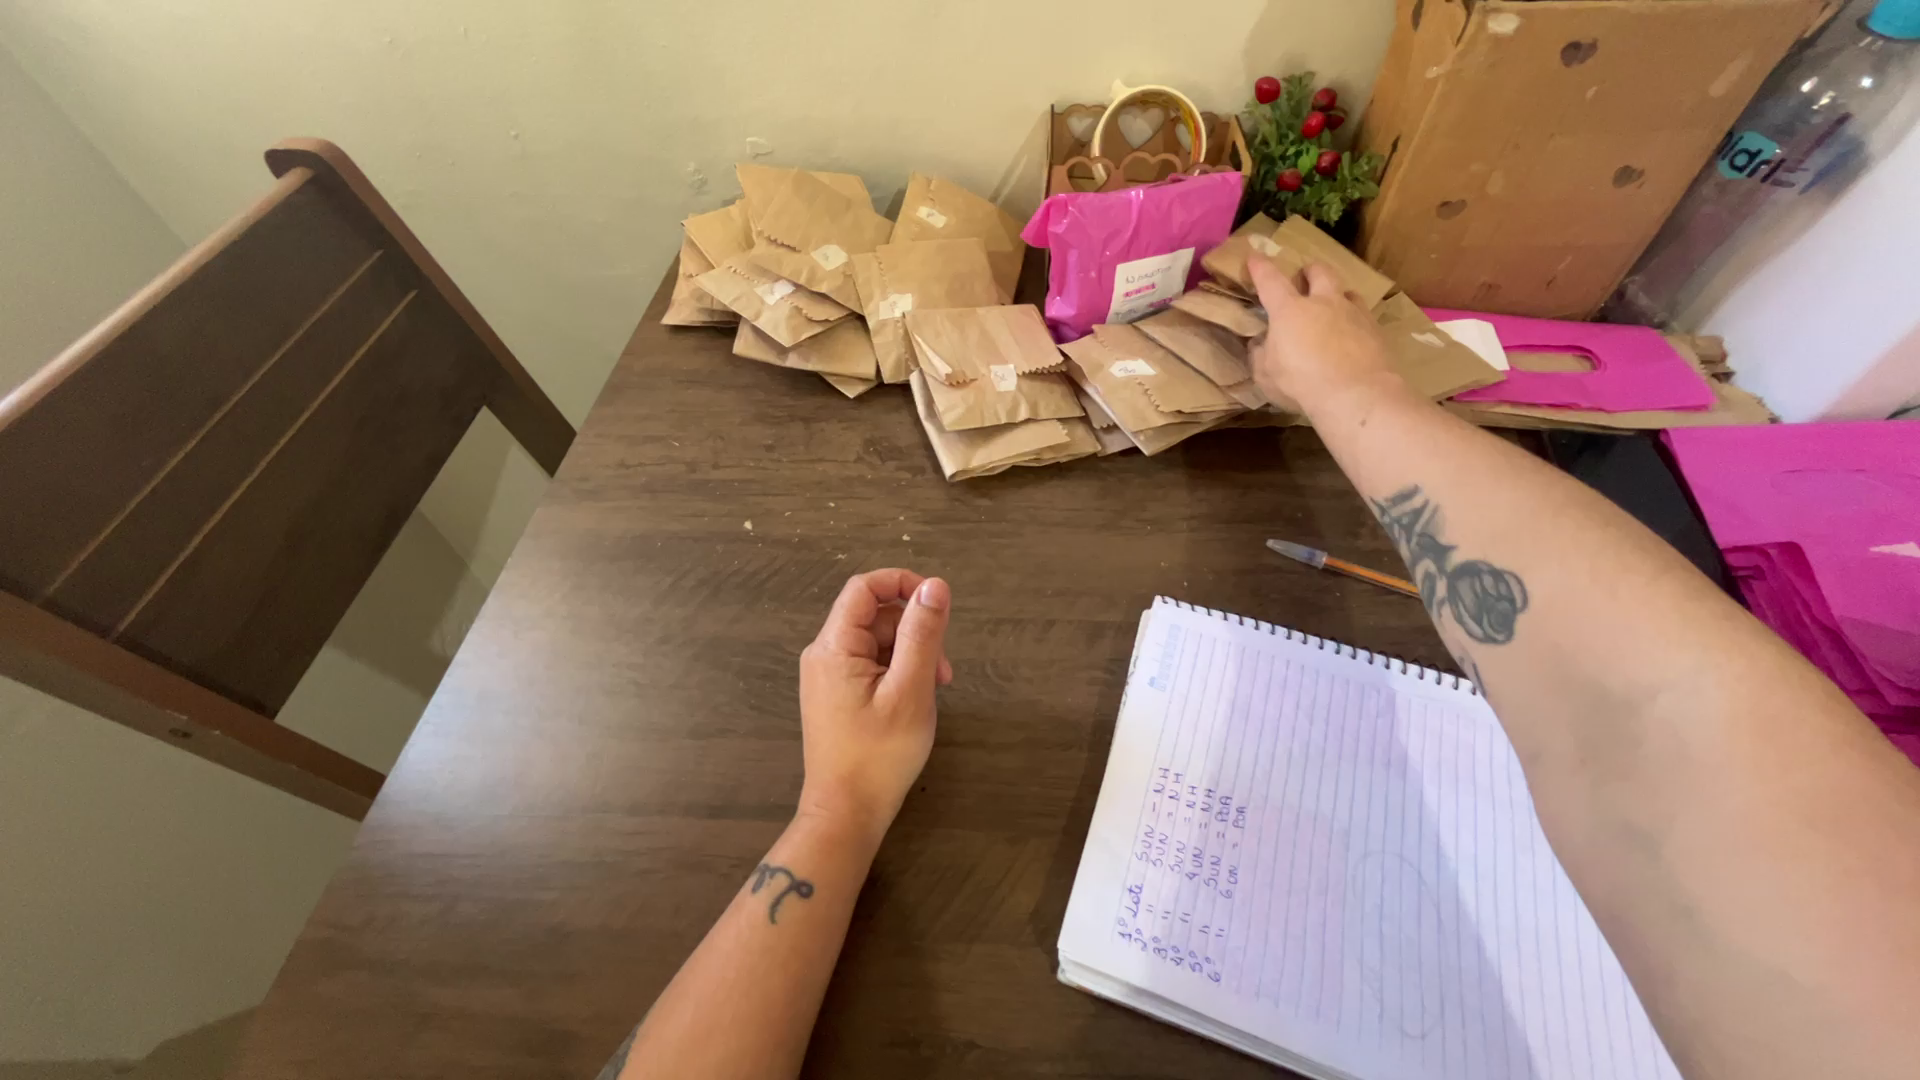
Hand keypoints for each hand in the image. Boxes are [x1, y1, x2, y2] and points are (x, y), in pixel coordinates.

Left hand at [796, 569, 952, 842]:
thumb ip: (923, 634)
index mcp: (834, 647)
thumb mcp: (910, 690)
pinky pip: (872, 665)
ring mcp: (829, 676)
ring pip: (878, 642)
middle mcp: (824, 654)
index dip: (902, 584)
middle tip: (942, 671)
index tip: (938, 603)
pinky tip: (916, 700)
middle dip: (915, 631)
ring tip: (934, 690)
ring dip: (911, 655)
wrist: (847, 815)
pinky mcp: (838, 695)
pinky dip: (898, 673)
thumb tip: (935, 585)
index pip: (864, 588)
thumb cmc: (880, 754)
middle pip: (875, 616)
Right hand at [1248, 257, 1399, 411]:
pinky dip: (1354, 320)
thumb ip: (1261, 354)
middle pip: (1320, 273)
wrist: (1354, 393)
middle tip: (1305, 277)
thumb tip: (1261, 343)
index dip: (1260, 268)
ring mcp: (1353, 313)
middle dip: (1310, 271)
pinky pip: (1363, 316)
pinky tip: (1352, 334)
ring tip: (1334, 306)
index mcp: (1290, 311)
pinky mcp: (1374, 329)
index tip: (1254, 257)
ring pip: (1347, 291)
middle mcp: (1323, 303)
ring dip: (1337, 294)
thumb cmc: (1299, 383)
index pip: (1270, 281)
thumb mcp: (1265, 374)